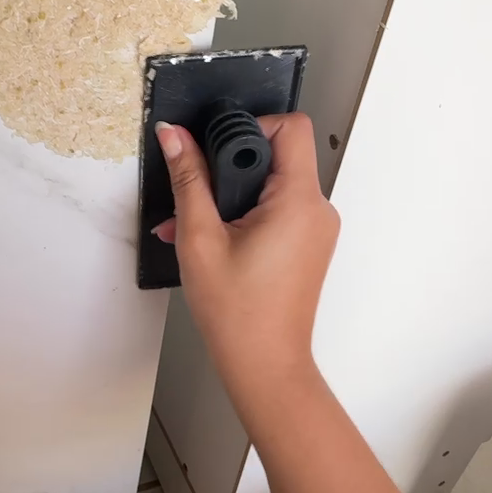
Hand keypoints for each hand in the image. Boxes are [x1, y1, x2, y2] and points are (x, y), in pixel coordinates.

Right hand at [155, 113, 339, 420]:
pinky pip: (277, 210)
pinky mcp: (308, 244)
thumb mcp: (199, 236)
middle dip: (231, 166)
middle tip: (198, 192)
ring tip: (190, 225)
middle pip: (279, 155)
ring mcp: (316, 229)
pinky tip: (208, 239)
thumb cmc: (236, 311)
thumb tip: (174, 135)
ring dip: (230, 196)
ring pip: (273, 185)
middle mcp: (317, 209)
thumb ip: (188, 178)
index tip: (216, 150)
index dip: (251, 126)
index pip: (289, 128)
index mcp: (298, 201)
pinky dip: (243, 215)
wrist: (264, 366)